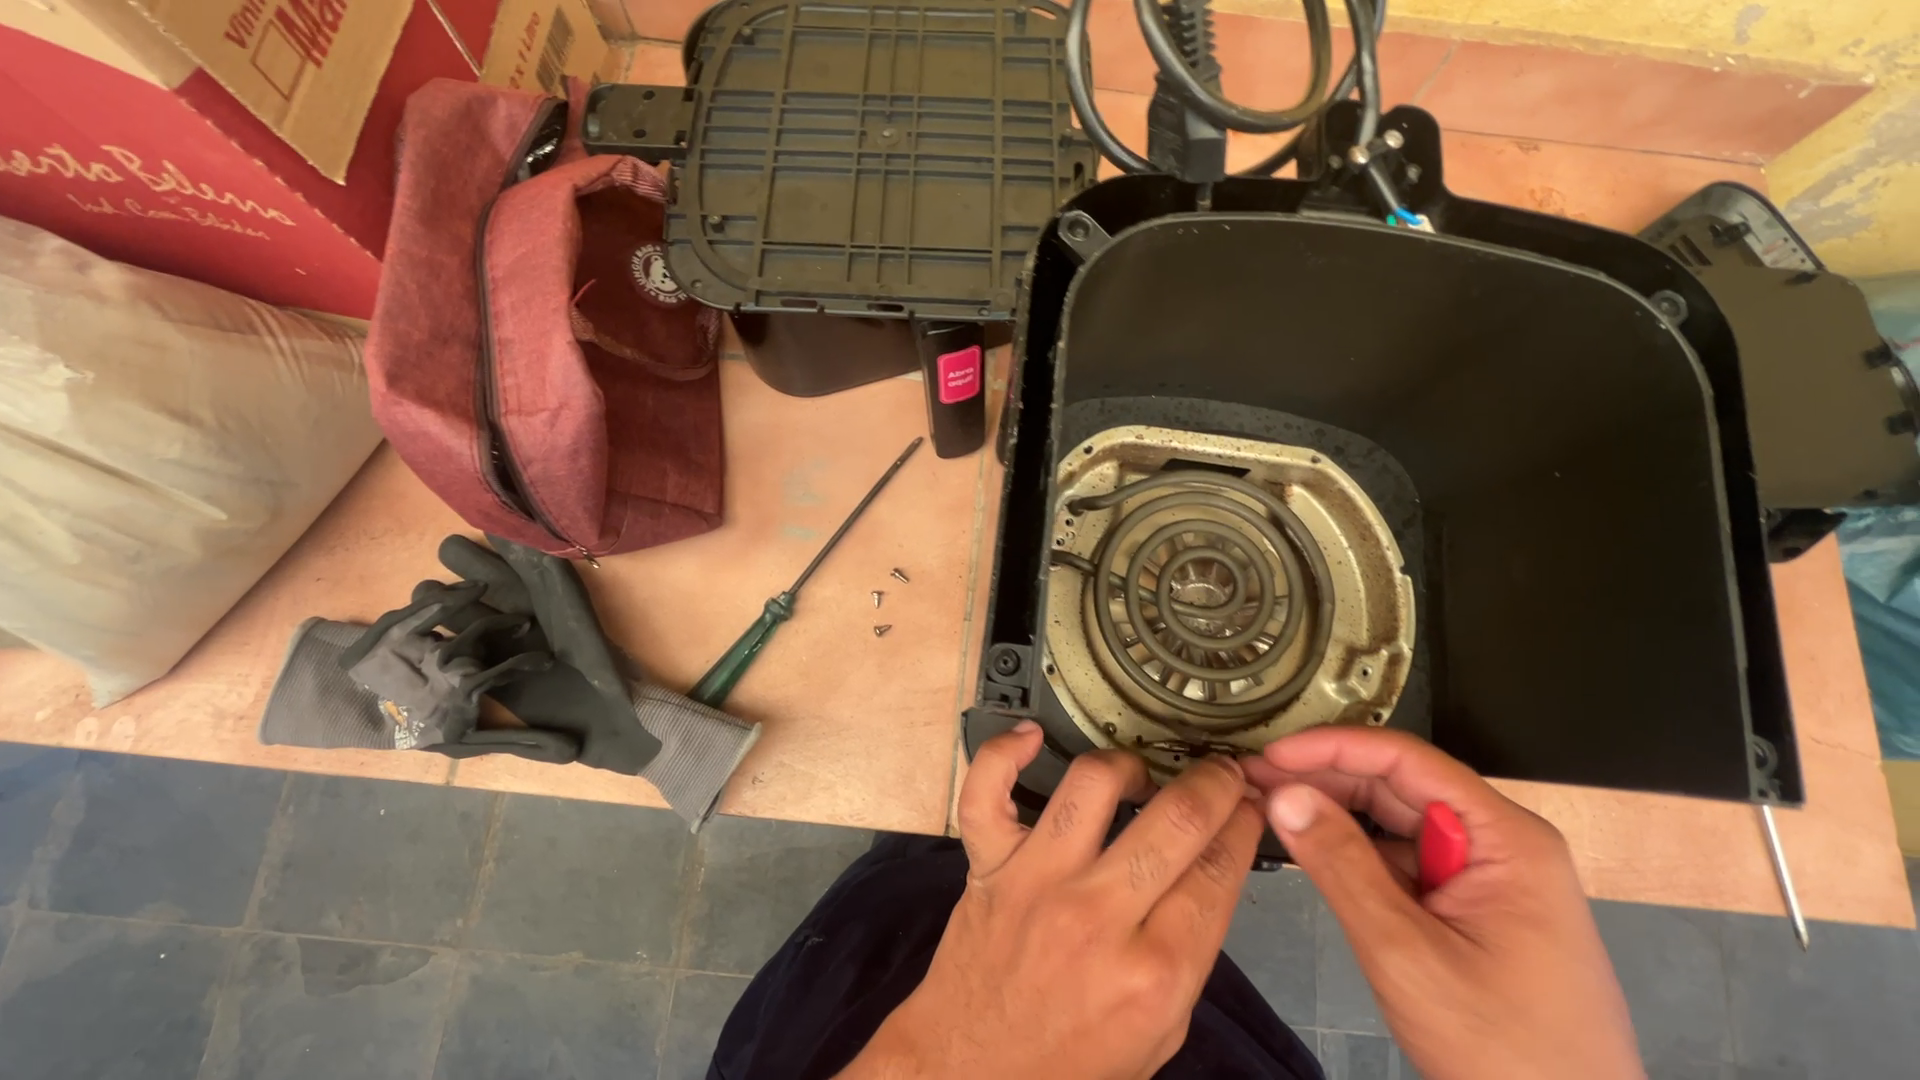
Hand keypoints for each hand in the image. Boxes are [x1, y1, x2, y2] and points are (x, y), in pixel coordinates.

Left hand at [841, 721, 1264, 1079]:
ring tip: (1140, 774)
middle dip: (1214, 782)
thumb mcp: (1161, 1030)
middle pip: (1176, 820)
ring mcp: (1035, 882)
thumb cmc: (1073, 1061)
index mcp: (1154, 972)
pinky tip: (1032, 737)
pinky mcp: (987, 866)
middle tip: (1220, 771)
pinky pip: (986, 792)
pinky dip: (1005, 754)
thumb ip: (1189, 949)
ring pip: (1092, 785)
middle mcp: (1096, 917)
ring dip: (1131, 765)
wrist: (972, 1072)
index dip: (1246, 822)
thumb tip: (1214, 865)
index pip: (1221, 869)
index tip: (1252, 801)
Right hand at [1245, 727, 1644, 1079]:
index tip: (1271, 755)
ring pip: (1395, 820)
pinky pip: (1401, 858)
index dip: (1332, 747)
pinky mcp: (1468, 904)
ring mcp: (1484, 874)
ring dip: (1332, 811)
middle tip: (1253, 779)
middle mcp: (1498, 842)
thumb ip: (1341, 866)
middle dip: (1323, 778)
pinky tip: (1309, 846)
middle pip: (1397, 785)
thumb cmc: (1501, 1046)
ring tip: (1269, 804)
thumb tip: (1283, 794)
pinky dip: (1351, 849)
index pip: (1407, 761)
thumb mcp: (1406, 953)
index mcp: (1505, 838)